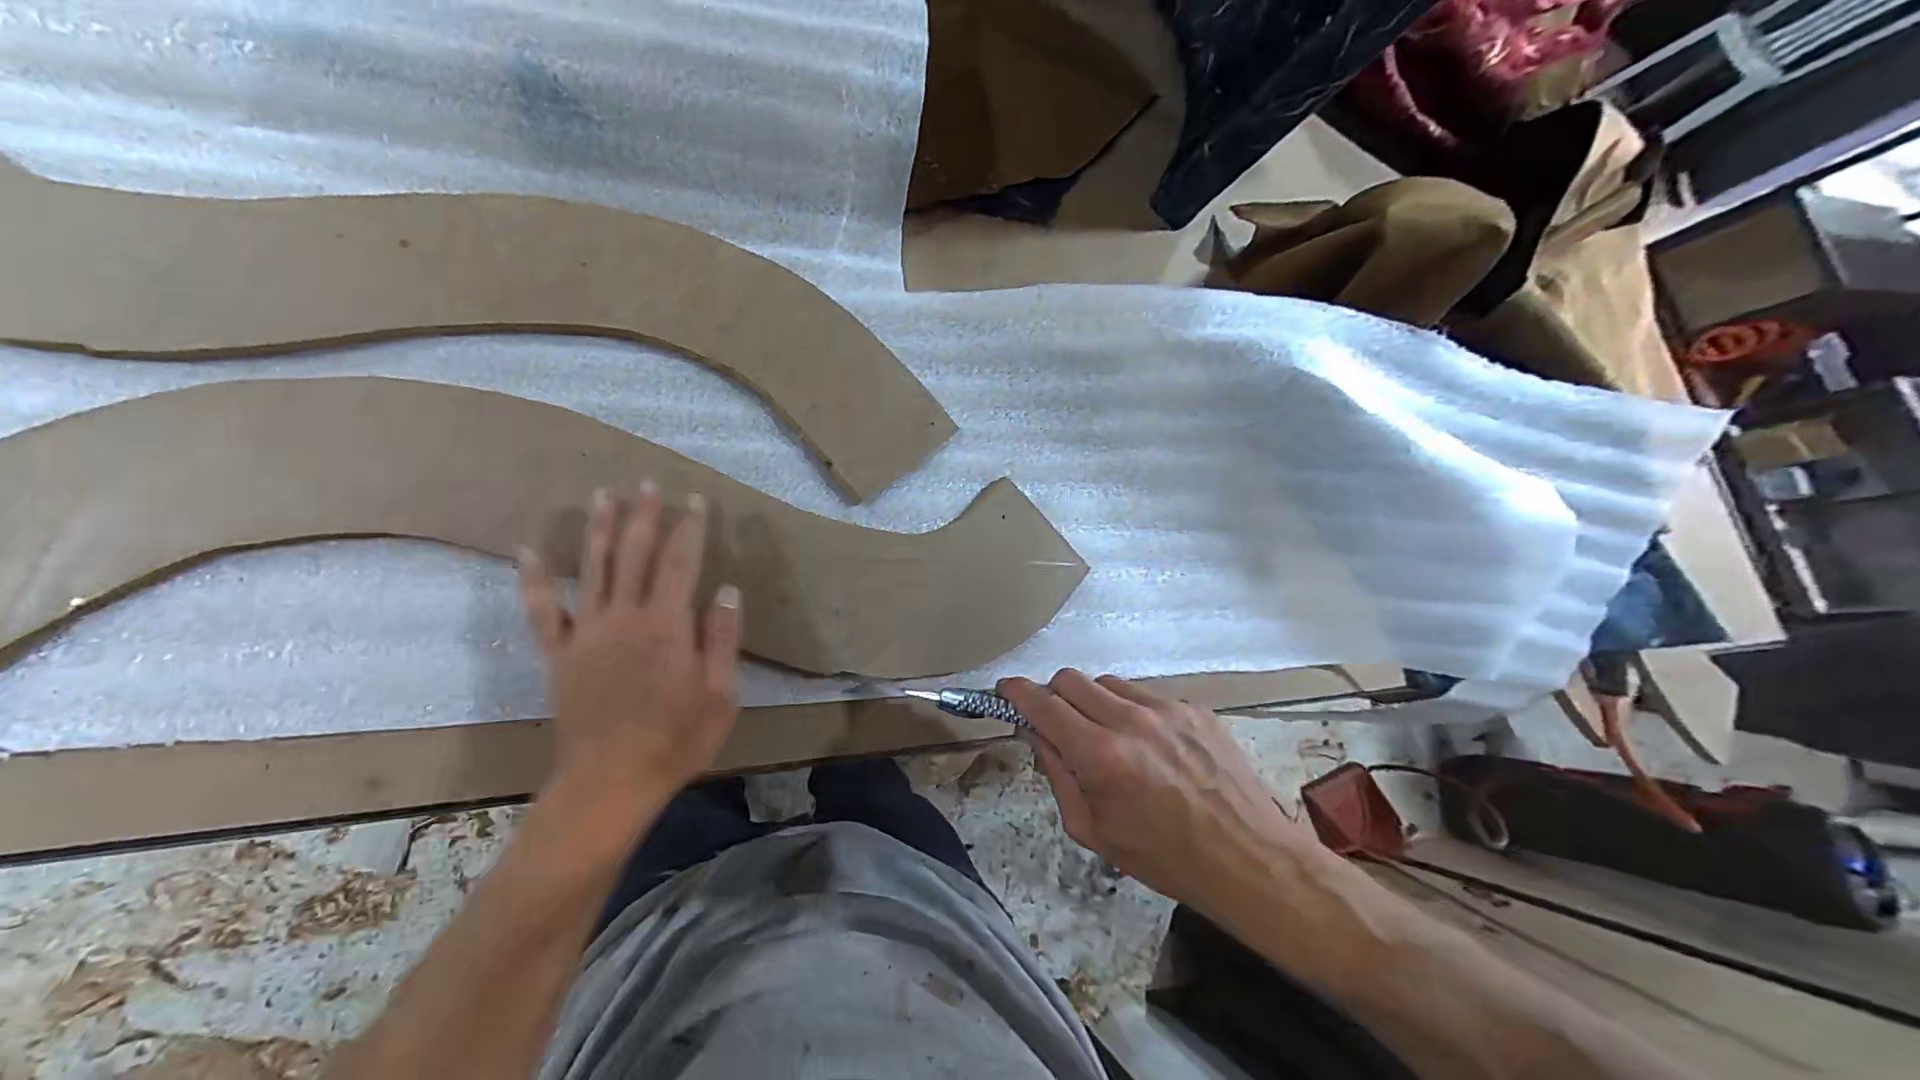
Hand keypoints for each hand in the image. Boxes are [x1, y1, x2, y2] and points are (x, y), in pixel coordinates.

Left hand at [519, 481, 741, 802]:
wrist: (610, 781)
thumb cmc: (677, 740)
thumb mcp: (721, 695)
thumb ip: (723, 639)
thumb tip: (728, 591)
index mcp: (668, 625)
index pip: (682, 562)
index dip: (690, 528)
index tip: (695, 500)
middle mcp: (625, 617)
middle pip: (635, 554)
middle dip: (644, 515)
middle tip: (647, 483)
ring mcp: (587, 633)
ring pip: (592, 569)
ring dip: (599, 529)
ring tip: (603, 495)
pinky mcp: (559, 654)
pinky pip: (542, 611)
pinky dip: (534, 579)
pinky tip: (528, 550)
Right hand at [998, 670, 1321, 909]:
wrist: (1248, 859)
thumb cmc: (1164, 858)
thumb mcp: (1093, 831)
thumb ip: (1057, 775)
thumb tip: (1035, 734)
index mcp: (1102, 756)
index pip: (1044, 705)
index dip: (1017, 692)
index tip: (1005, 690)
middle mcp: (1132, 721)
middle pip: (1072, 679)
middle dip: (1053, 695)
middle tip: (1057, 723)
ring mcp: (1168, 709)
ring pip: (1109, 683)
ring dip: (1093, 701)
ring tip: (1107, 737)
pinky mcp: (1196, 709)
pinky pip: (1147, 695)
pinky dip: (1132, 711)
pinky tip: (1149, 745)